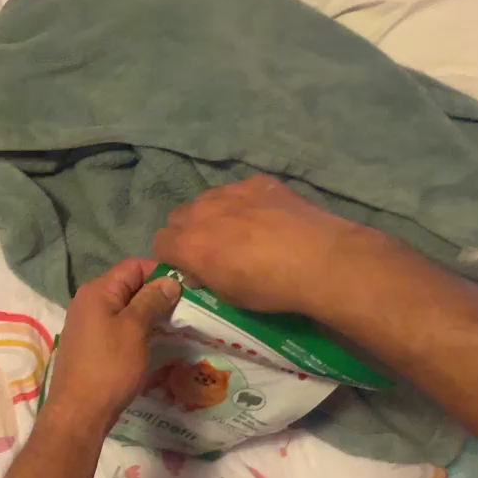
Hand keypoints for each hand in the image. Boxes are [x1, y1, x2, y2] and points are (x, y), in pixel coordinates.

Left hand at [42, 258, 182, 433]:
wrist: (79, 412)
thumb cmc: (109, 366)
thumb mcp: (135, 329)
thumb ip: (151, 300)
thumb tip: (169, 281)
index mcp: (97, 290)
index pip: (133, 266)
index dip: (160, 272)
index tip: (186, 288)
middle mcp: (88, 301)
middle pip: (128, 286)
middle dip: (157, 294)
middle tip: (185, 309)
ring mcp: (87, 324)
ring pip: (124, 308)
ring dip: (148, 314)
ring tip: (175, 326)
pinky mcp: (90, 344)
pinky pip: (117, 327)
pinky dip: (136, 330)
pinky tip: (153, 342)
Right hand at [153, 175, 384, 315]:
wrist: (318, 260)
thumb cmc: (269, 288)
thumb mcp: (228, 295)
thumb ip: (205, 275)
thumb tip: (200, 268)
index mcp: (188, 243)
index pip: (159, 242)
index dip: (172, 256)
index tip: (189, 267)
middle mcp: (202, 212)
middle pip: (178, 216)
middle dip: (188, 231)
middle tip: (212, 249)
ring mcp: (231, 191)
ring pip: (208, 199)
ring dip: (215, 214)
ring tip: (242, 230)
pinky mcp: (258, 181)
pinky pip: (240, 190)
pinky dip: (246, 202)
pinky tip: (268, 217)